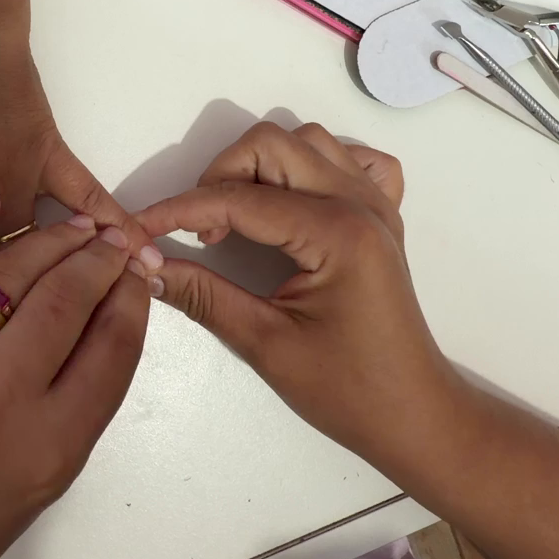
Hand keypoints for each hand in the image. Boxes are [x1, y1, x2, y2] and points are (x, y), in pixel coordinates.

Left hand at [0, 193, 149, 558]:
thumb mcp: (48, 475)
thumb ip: (84, 398)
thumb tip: (113, 313)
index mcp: (45, 447)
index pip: (112, 348)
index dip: (134, 299)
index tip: (141, 274)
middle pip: (66, 301)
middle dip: (103, 261)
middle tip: (119, 242)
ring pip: (9, 275)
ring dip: (53, 239)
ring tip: (80, 227)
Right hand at [136, 121, 459, 460]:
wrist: (418, 417)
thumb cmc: (348, 391)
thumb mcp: (264, 345)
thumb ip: (202, 295)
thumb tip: (146, 265)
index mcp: (336, 234)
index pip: (239, 199)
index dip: (180, 210)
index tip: (140, 226)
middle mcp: (359, 202)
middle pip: (270, 145)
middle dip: (221, 176)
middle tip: (205, 232)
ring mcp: (375, 202)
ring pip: (304, 141)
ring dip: (261, 166)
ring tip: (243, 217)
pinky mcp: (382, 211)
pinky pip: (350, 158)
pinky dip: (315, 164)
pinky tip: (297, 198)